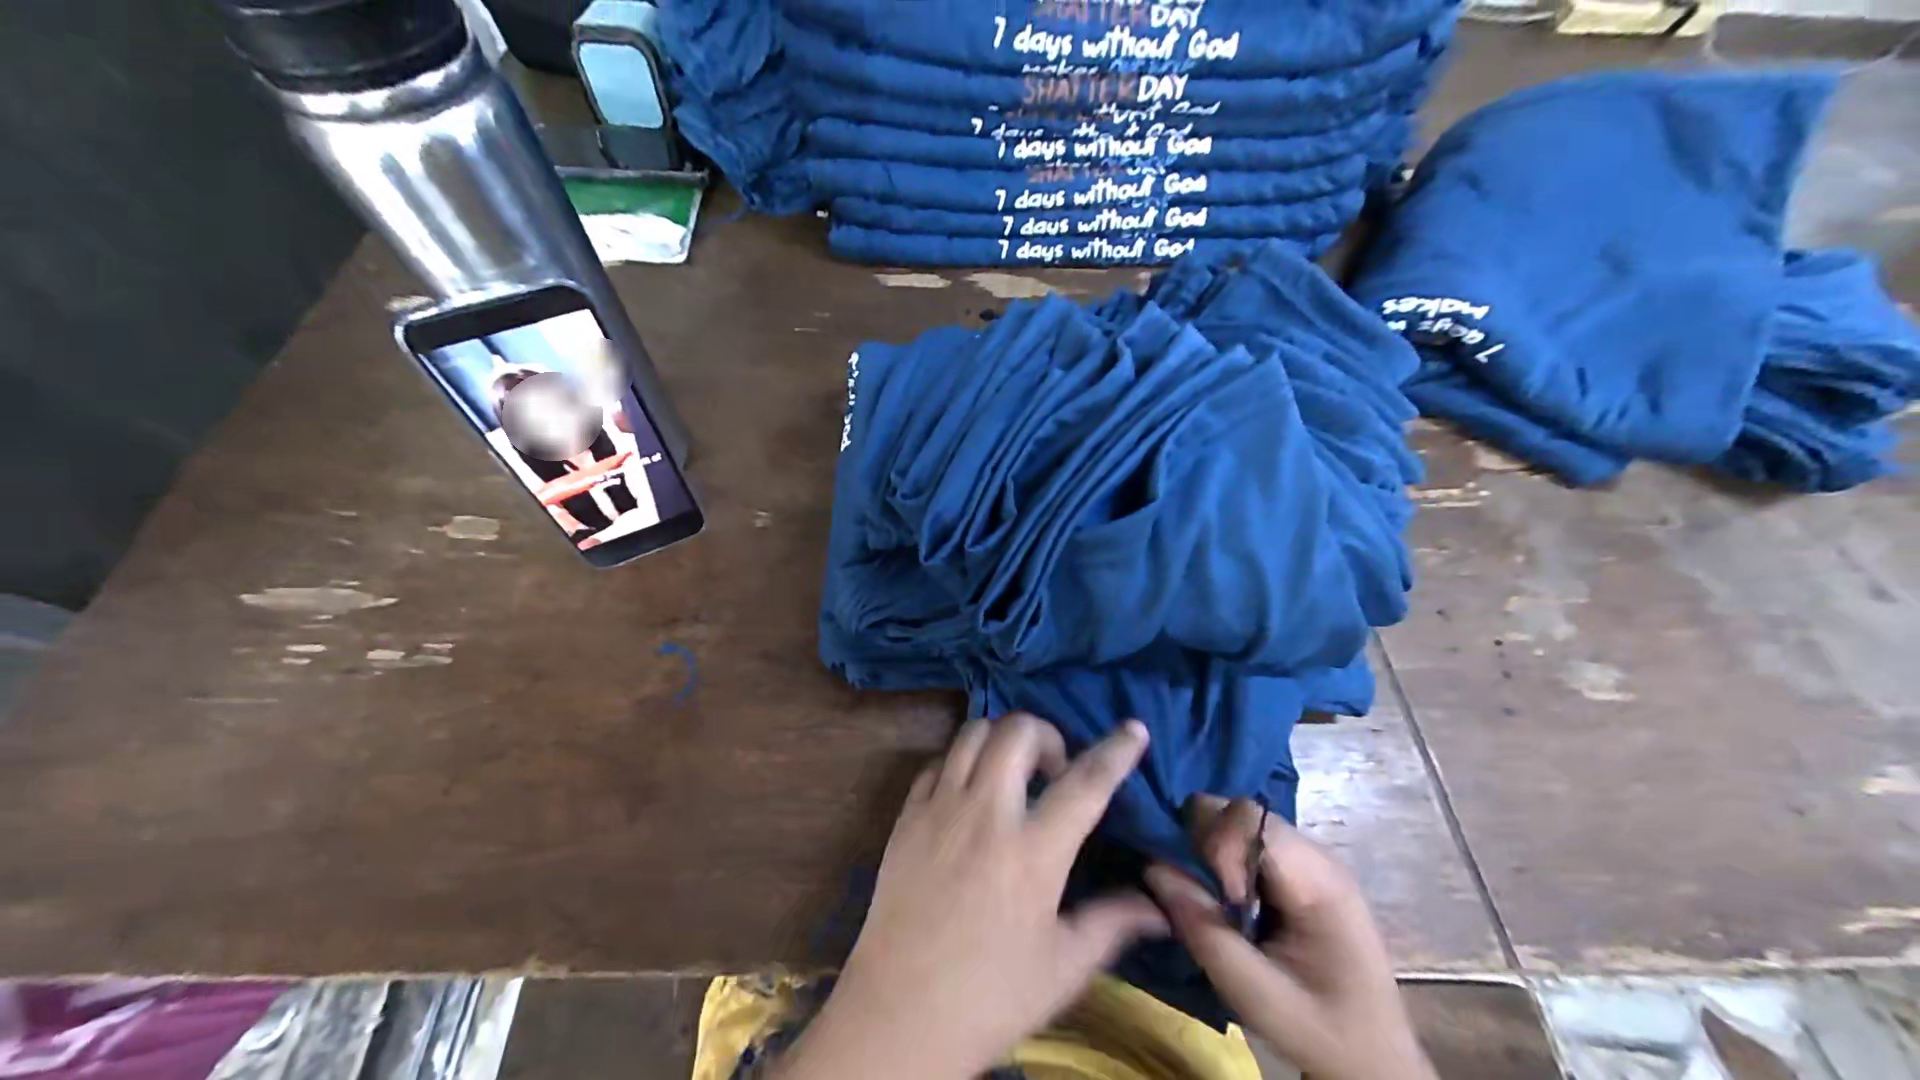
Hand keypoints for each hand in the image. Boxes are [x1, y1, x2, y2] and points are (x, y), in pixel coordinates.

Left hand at [777, 713, 1165, 1079]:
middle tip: (1055, 774)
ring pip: (972, 732)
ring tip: (1013, 776)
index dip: (1116, 750)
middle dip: (1047, 736)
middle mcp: (985, 814)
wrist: (898, 1014)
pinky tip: (969, 796)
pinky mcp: (906, 816)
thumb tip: (1160, 908)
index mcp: (1033, 852)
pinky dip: (961, 764)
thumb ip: (1113, 923)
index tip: (1133, 729)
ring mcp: (939, 809)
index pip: (1085, 782)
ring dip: (1002, 741)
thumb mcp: (1063, 967)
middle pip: (1018, 731)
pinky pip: (937, 763)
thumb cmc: (989, 996)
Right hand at [1145, 798, 1435, 1079]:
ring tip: (1219, 904)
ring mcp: (1308, 858)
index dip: (1217, 845)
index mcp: (1319, 880)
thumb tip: (1152, 867)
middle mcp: (1315, 854)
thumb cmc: (1320, 1032)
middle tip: (1207, 898)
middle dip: (1206, 844)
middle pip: (1239, 811)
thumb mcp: (1255, 996)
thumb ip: (1202, 928)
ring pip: (1237, 821)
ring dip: (1212, 853)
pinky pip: (1245, 839)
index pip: (1249, 817)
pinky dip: (1222, 860)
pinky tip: (1231, 903)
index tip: (1222, 900)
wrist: (1375, 1062)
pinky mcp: (1296, 868)